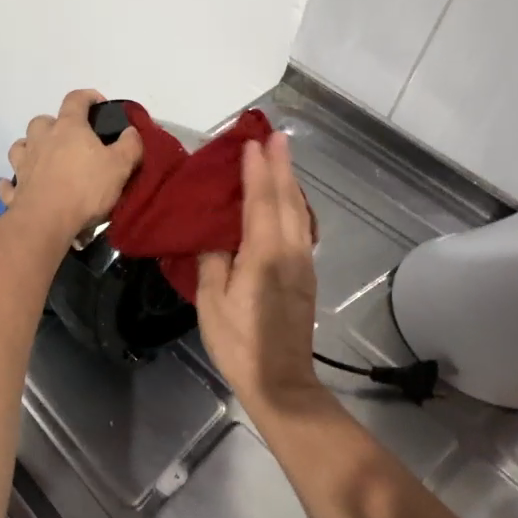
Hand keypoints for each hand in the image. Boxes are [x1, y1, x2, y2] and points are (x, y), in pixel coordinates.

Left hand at [0, 89, 142, 237]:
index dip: (87, 97)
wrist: (47, 220)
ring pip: (19, 146)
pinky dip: (11, 183)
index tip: (98, 103)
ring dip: (29, 148)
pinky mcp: (14, 190)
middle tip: (68, 139)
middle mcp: (40, 140)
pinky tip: (18, 187)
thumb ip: (129, 145)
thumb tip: (131, 131)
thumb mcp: (120, 166)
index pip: (75, 100)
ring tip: (42, 159)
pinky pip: (8, 183)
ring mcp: (23, 164)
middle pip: (41, 121)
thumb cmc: (86, 188)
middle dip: (53, 125)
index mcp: (68, 128)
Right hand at [195, 132, 322, 406]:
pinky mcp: (306, 277)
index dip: (257, 171)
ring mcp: (303, 264)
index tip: (253, 143)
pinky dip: (294, 206)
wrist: (281, 381)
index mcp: (264, 254)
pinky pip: (301, 228)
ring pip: (299, 213)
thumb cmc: (239, 343)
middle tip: (276, 136)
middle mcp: (290, 252)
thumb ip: (212, 262)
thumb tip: (214, 236)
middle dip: (281, 167)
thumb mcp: (211, 302)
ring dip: (290, 184)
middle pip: (288, 200)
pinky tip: (289, 203)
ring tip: (282, 160)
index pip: (261, 201)